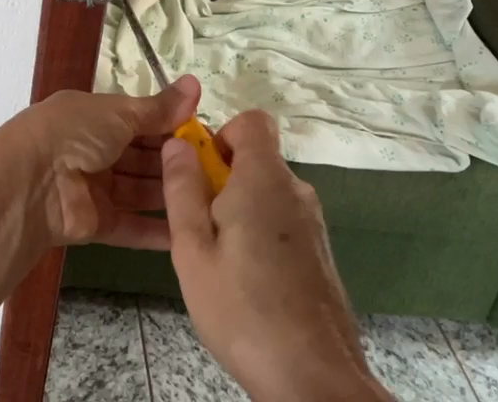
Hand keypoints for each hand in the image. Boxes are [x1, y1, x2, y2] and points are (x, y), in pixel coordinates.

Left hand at [0, 76, 201, 249]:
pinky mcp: (95, 223)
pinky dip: (157, 231)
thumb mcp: (118, 113)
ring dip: (170, 194)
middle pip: (141, 156)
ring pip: (139, 190)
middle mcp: (92, 149)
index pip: (139, 120)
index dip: (170, 126)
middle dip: (174, 161)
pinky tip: (191, 232)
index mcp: (93, 116)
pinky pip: (131, 226)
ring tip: (215, 200)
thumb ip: (157, 108)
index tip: (207, 135)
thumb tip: (194, 84)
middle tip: (219, 170)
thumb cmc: (74, 134)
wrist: (31, 183)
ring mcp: (93, 187)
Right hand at [161, 111, 391, 401]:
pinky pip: (281, 224)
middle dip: (221, 181)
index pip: (253, 122)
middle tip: (198, 230)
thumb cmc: (242, 310)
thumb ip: (182, 189)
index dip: (222, 134)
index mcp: (265, 180)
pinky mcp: (320, 255)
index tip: (200, 172)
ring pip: (267, 196)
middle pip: (256, 161)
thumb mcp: (192, 249)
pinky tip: (246, 284)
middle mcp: (296, 192)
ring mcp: (314, 226)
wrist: (314, 380)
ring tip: (219, 264)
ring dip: (238, 213)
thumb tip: (177, 142)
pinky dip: (258, 237)